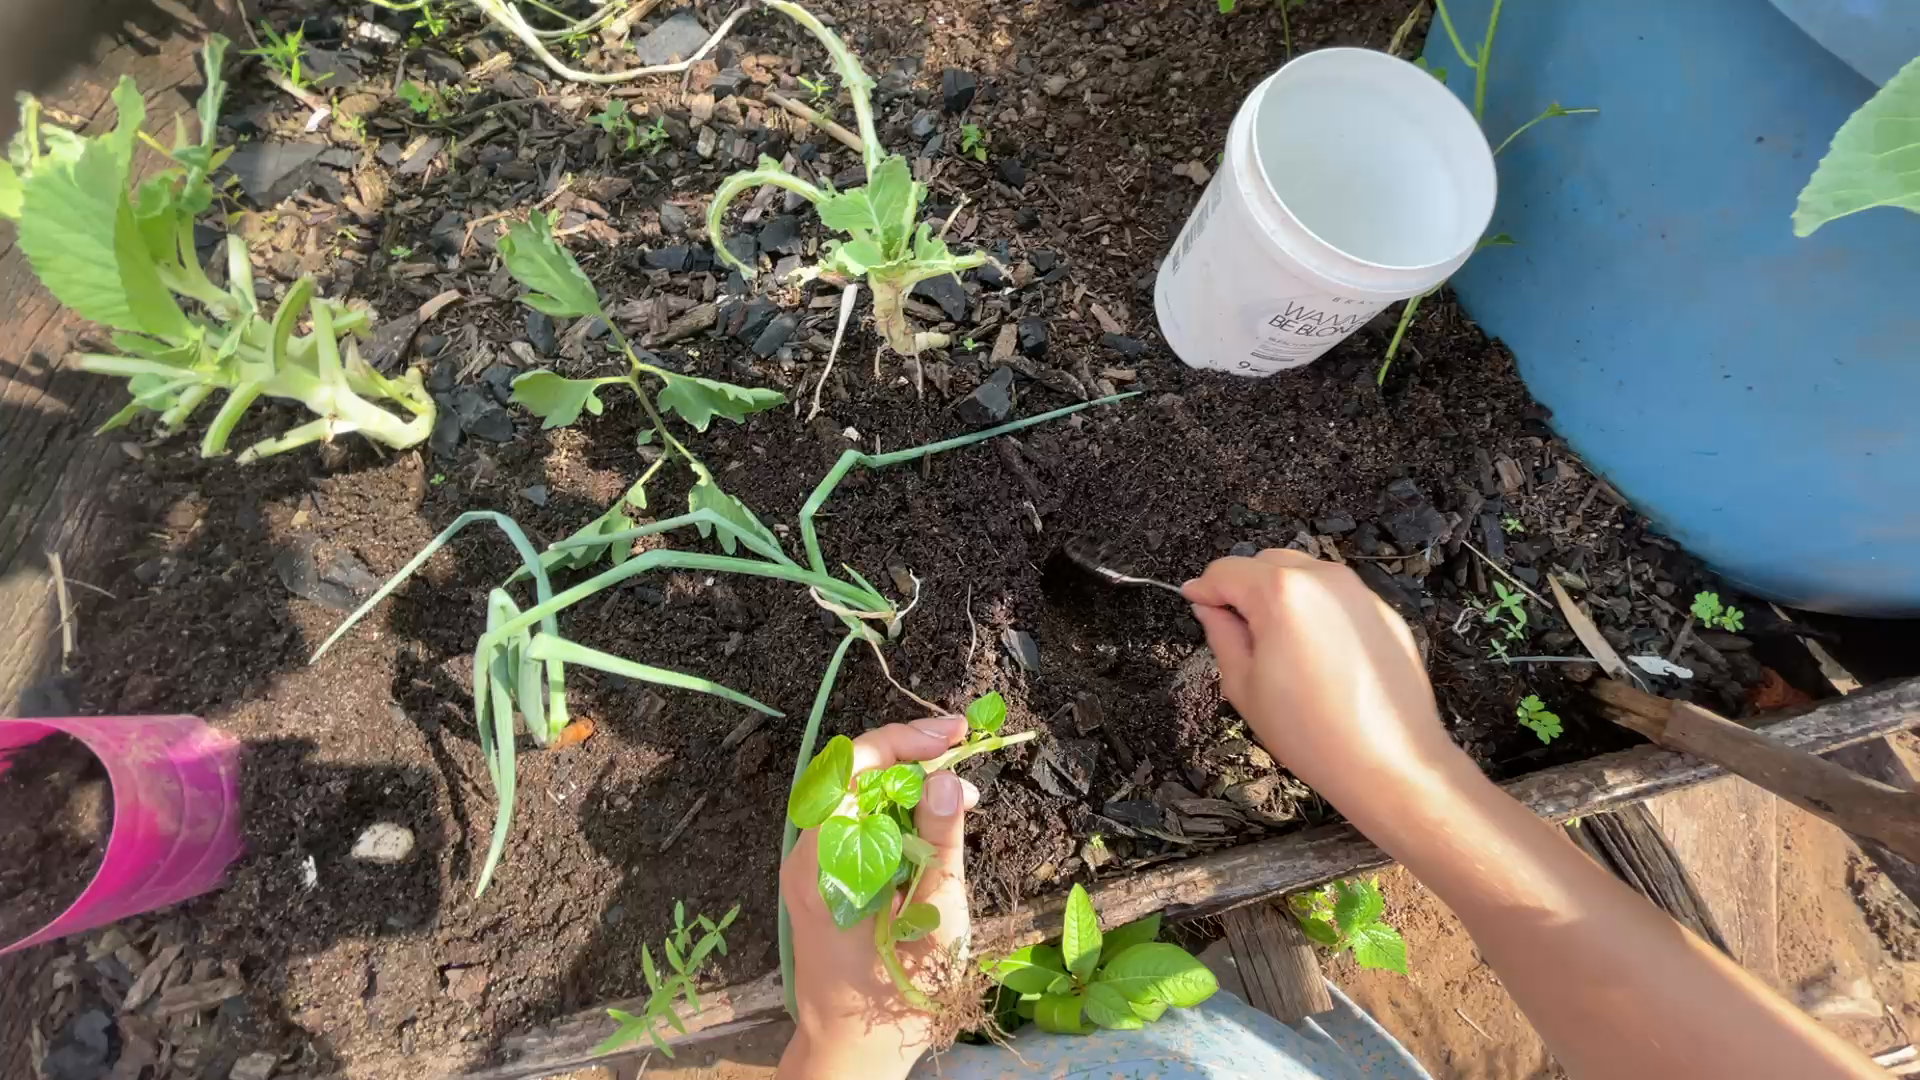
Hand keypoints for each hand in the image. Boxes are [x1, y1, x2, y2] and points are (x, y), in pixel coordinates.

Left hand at [777, 716, 978, 1079]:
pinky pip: (865, 821)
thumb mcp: (934, 917)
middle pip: (856, 773)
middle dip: (912, 753)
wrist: (853, 1054)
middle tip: (963, 748)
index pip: (853, 767)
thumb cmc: (897, 995)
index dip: (904, 740)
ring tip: (964, 795)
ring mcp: (817, 863)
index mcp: (824, 860)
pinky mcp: (830, 874)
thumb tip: (947, 779)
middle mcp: (810, 852)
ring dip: (912, 782)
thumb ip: (940, 843)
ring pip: (862, 793)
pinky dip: (902, 811)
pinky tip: (938, 820)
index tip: (953, 735)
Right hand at [1182, 549, 1475, 820]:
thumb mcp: (1242, 684)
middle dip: (1242, 589)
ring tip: (1277, 645)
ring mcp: (1358, 593)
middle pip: (1263, 563)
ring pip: (1300, 573)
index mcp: (1281, 593)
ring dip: (1278, 595)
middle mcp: (1323, 580)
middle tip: (1237, 632)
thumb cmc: (1312, 732)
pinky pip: (1333, 595)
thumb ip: (1221, 634)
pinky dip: (1313, 609)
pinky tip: (1314, 655)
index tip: (1195, 603)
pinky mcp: (1383, 611)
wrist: (1391, 765)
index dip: (1204, 589)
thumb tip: (1209, 609)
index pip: (1225, 571)